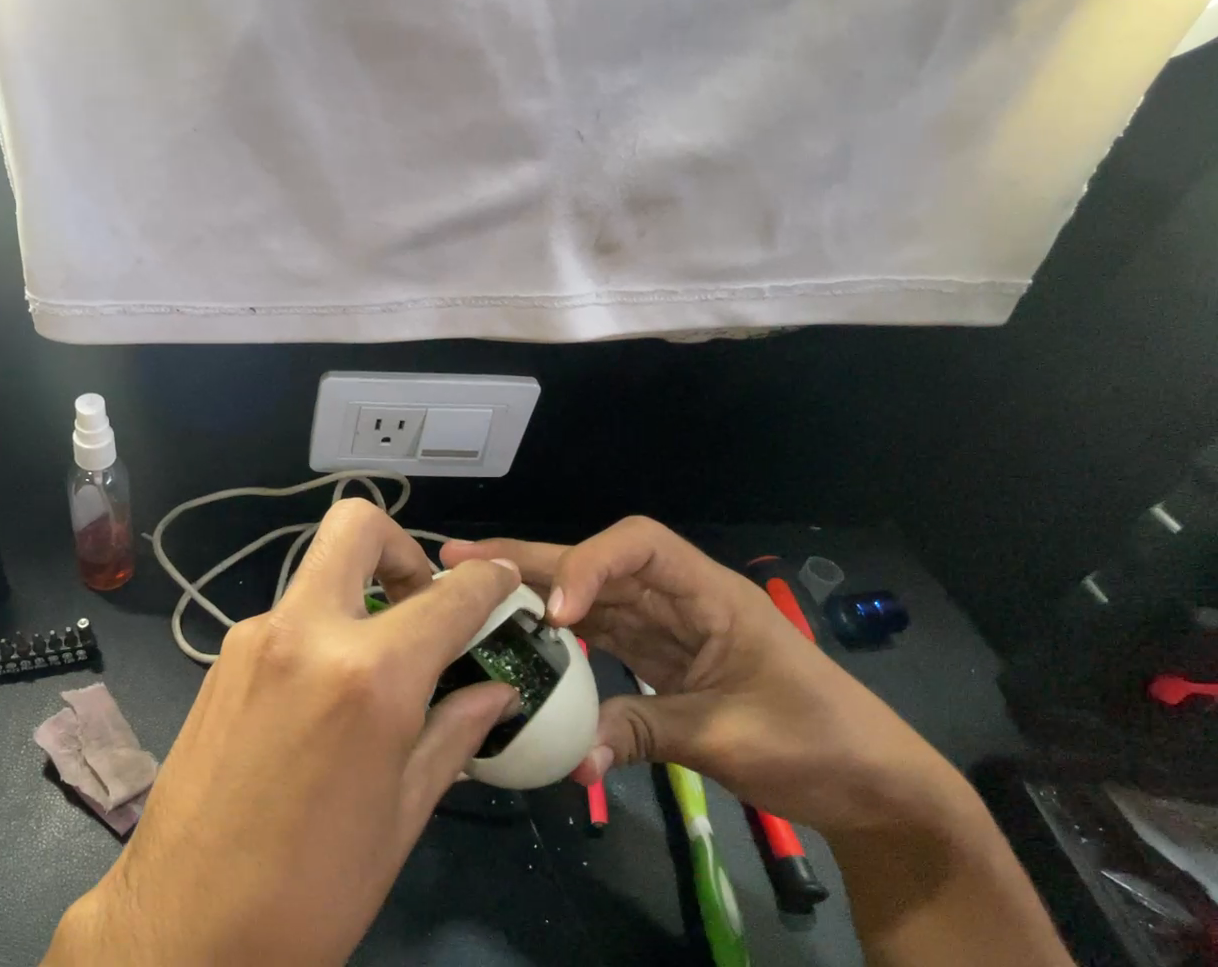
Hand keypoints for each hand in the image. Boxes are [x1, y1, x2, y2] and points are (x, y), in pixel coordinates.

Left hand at [45, 499, 524, 965]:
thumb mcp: (402, 816)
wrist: (183, 924)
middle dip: (402, 549)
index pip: (447, 597)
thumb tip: (493, 691)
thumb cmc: (312, 890)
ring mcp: (252, 638)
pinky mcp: (220, 658)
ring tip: (381, 667)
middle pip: (356, 528)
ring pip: (318, 575)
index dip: (488, 583)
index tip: (503, 582)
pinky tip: (328, 697)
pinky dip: (322, 632)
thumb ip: (452, 734)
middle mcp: (304, 632)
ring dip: (358, 596)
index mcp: (367, 675)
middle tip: (422, 604)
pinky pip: (287, 618)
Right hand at [441, 517, 964, 836]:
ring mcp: (666, 628)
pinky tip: (515, 633)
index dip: (588, 565)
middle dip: (530, 560)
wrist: (872, 785)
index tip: (555, 613)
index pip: (638, 548)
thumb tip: (567, 762)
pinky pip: (597, 634)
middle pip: (597, 564)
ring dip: (531, 590)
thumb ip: (641, 734)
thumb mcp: (728, 738)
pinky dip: (555, 633)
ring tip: (470, 588)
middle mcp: (680, 600)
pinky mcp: (657, 658)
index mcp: (710, 597)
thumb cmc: (821, 745)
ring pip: (589, 595)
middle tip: (461, 561)